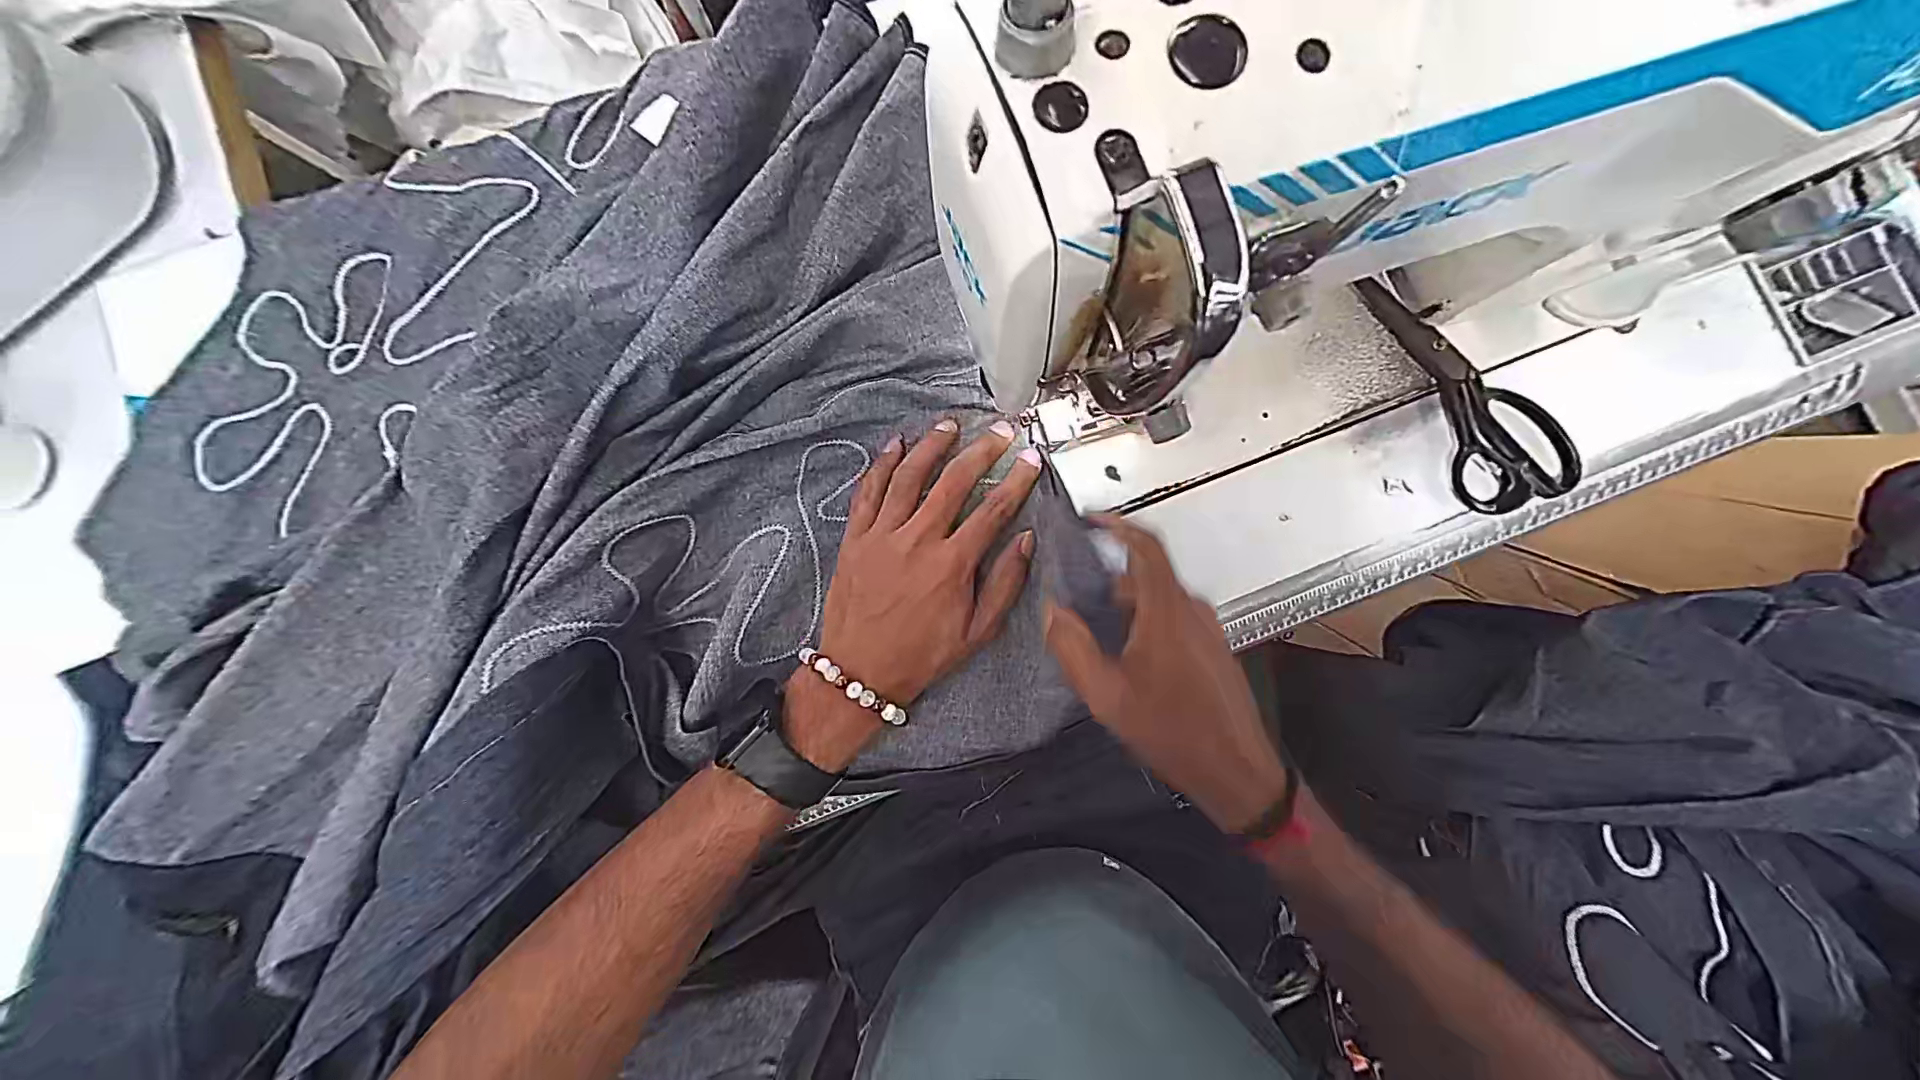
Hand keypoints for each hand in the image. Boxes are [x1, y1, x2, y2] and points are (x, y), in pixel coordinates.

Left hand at [791, 417, 1040, 758]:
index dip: (1016, 481)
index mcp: (951, 565)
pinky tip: (895, 444)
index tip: (1030, 459)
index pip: (993, 510)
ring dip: (932, 446)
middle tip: (999, 430)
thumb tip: (1025, 541)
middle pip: (954, 483)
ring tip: (950, 424)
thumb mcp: (976, 632)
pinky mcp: (855, 539)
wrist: (859, 671)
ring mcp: (882, 537)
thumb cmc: (920, 655)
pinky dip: (881, 464)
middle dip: (981, 451)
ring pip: (909, 477)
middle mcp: (917, 542)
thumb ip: (1004, 584)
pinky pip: (868, 492)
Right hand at [1043, 517, 1290, 833]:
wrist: (1235, 769)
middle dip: (1111, 582)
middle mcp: (1192, 612)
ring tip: (1104, 638)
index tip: (1095, 520)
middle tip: (1084, 602)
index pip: (1146, 546)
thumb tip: (1053, 613)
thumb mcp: (1107, 695)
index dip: (1118, 526)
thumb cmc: (1177, 733)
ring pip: (1161, 597)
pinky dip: (1148, 621)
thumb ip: (1073, 647)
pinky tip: (1132, 658)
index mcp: (1167, 612)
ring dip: (1129, 606)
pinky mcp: (1213, 647)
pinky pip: (1175, 617)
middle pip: (1148, 574)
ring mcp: (1207, 629)